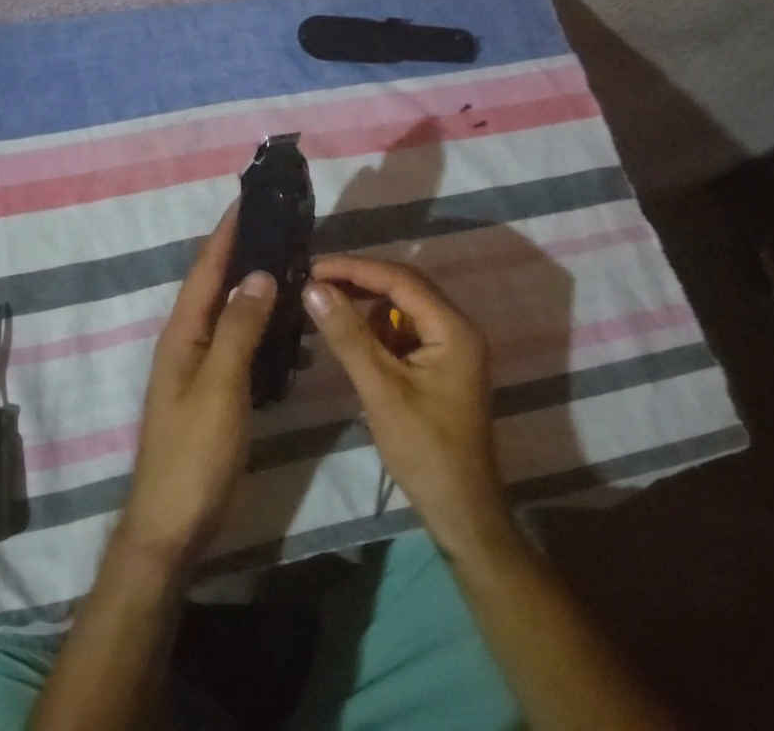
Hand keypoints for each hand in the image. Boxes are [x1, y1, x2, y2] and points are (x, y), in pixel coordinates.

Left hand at [118, 204, 275, 571]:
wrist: (173, 521)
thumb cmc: (194, 453)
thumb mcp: (219, 387)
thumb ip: (237, 330)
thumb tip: (259, 274)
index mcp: (182, 335)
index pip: (206, 270)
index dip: (226, 233)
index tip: (250, 197)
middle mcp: (186, 344)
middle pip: (215, 286)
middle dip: (242, 251)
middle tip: (281, 223)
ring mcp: (199, 370)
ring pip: (228, 314)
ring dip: (253, 285)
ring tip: (290, 261)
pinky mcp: (214, 393)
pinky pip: (238, 344)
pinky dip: (260, 324)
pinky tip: (286, 324)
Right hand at [304, 255, 512, 556]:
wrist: (459, 506)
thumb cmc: (423, 448)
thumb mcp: (380, 388)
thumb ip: (348, 335)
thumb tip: (314, 288)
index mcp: (453, 329)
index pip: (401, 280)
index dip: (355, 269)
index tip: (313, 267)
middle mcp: (457, 329)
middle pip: (405, 288)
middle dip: (359, 282)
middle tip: (314, 281)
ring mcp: (451, 349)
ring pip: (403, 310)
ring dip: (366, 305)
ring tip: (323, 304)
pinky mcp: (440, 367)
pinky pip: (405, 334)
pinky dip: (376, 330)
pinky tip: (348, 337)